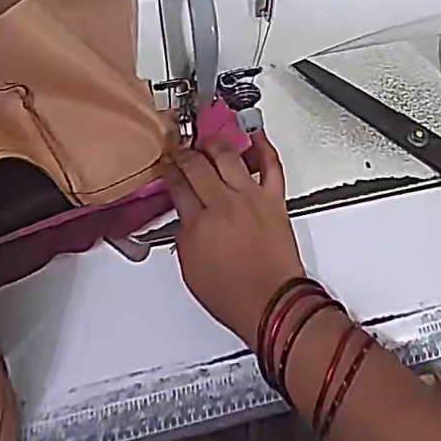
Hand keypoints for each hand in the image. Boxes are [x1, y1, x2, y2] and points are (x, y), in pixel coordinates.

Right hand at [163, 132, 306, 340]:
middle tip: (182, 150)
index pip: (177, 185)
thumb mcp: (191, 270)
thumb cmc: (236, 296)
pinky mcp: (273, 199)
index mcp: (197, 225)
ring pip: (228, 155)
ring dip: (214, 144)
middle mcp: (222, 206)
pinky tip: (255, 135)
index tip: (167, 166)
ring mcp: (250, 199)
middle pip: (197, 165)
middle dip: (184, 153)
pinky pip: (271, 165)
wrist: (273, 305)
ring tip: (208, 141)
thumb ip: (185, 236)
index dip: (169, 172)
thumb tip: (184, 216)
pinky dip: (264, 147)